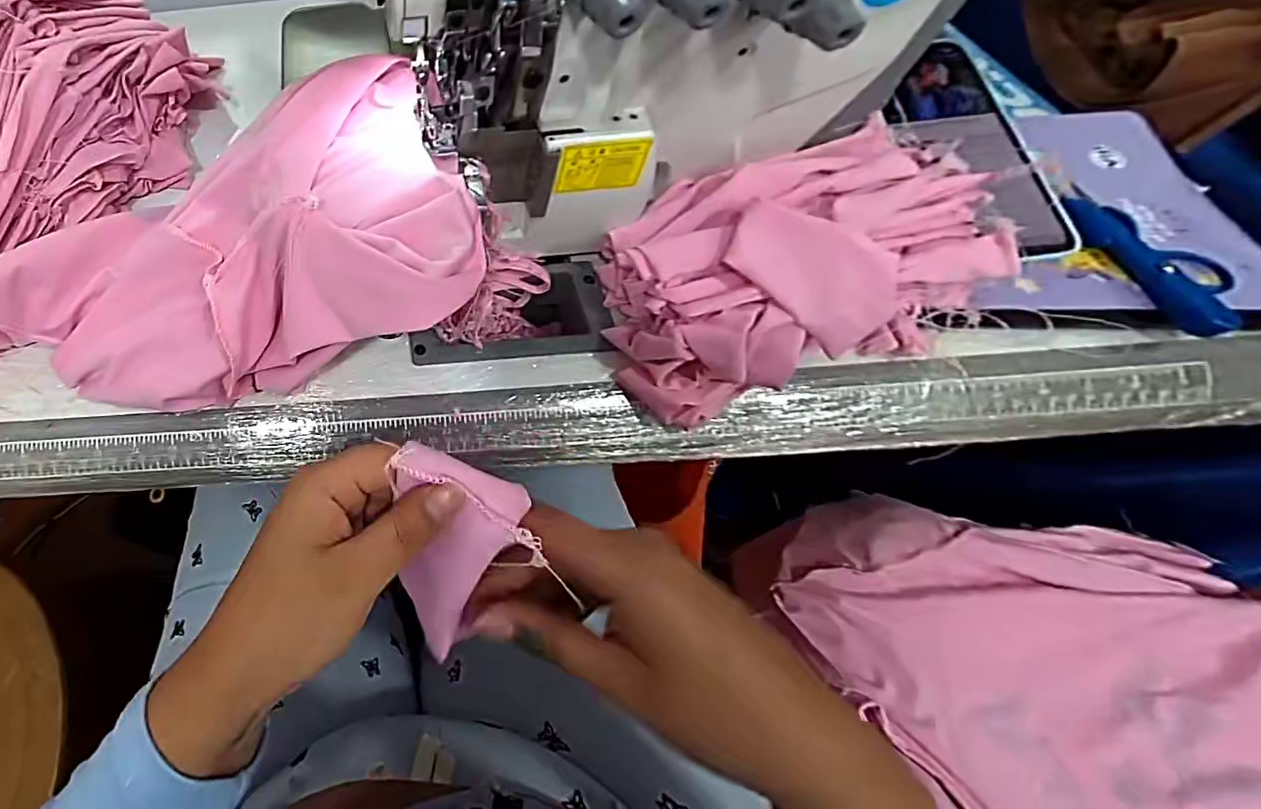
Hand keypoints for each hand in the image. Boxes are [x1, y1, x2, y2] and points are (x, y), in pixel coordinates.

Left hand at [147, 443, 464, 777]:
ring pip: (380, 503)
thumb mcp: (358, 573)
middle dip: (425, 497)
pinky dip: (395, 538)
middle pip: (384, 476)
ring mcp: (322, 516)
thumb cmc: (295, 618)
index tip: (474, 500)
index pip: (386, 457)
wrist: (239, 672)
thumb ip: (406, 529)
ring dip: (413, 520)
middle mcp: (322, 489)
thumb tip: (453, 490)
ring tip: (460, 540)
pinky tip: (424, 555)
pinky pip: (368, 526)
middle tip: (474, 525)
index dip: (429, 472)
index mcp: (322, 482)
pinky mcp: (325, 542)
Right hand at [469, 505, 932, 808]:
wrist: (807, 737)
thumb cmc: (710, 711)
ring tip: (501, 617)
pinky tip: (552, 617)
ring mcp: (654, 554)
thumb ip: (547, 636)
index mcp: (624, 559)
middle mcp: (635, 541)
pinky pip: (604, 566)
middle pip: (554, 539)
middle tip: (470, 605)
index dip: (492, 528)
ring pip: (576, 553)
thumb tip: (483, 618)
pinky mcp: (665, 572)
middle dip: (509, 569)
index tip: (452, 551)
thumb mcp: (619, 679)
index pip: (539, 522)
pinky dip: (572, 588)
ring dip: (539, 581)